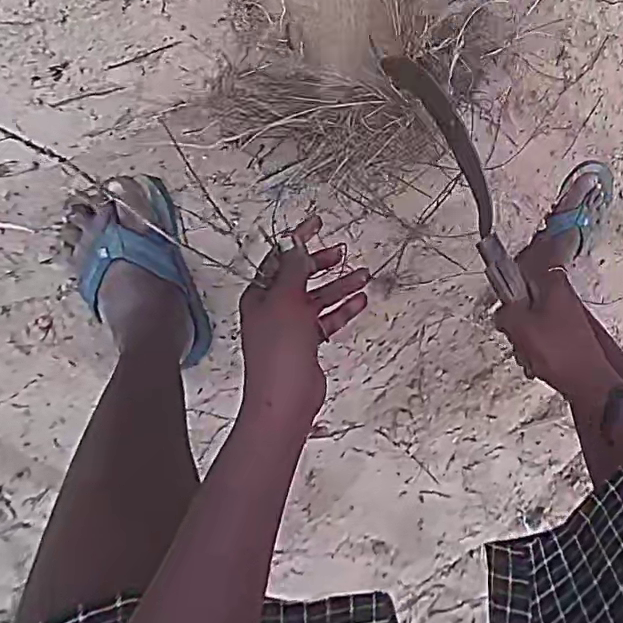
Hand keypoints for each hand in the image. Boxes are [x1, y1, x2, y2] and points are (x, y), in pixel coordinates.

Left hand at [237, 215, 369, 433]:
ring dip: (340, 284)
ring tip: (362, 275)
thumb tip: (296, 244)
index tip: (317, 222)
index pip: (280, 257)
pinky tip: (359, 300)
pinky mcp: (307, 342)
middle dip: (321, 262)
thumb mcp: (286, 301)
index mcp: (261, 294)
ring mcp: (291, 325)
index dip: (298, 238)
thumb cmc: (279, 352)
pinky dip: (343, 308)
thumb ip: (293, 270)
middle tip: (341, 252)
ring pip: (319, 296)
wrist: (285, 400)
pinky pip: (327, 318)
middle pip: (300, 275)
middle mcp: (273, 307)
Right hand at [494, 257, 622, 416]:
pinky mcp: (568, 337)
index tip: (503, 292)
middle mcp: (563, 297)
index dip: (510, 280)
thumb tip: (501, 311)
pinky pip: (543, 338)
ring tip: (528, 352)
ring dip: (525, 338)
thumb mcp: (520, 326)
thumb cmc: (560, 352)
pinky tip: (536, 363)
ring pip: (533, 321)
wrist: (587, 383)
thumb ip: (504, 312)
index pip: (526, 267)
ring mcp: (567, 318)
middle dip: (516, 319)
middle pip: (526, 299)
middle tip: (515, 331)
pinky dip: (536, 350)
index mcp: (553, 285)